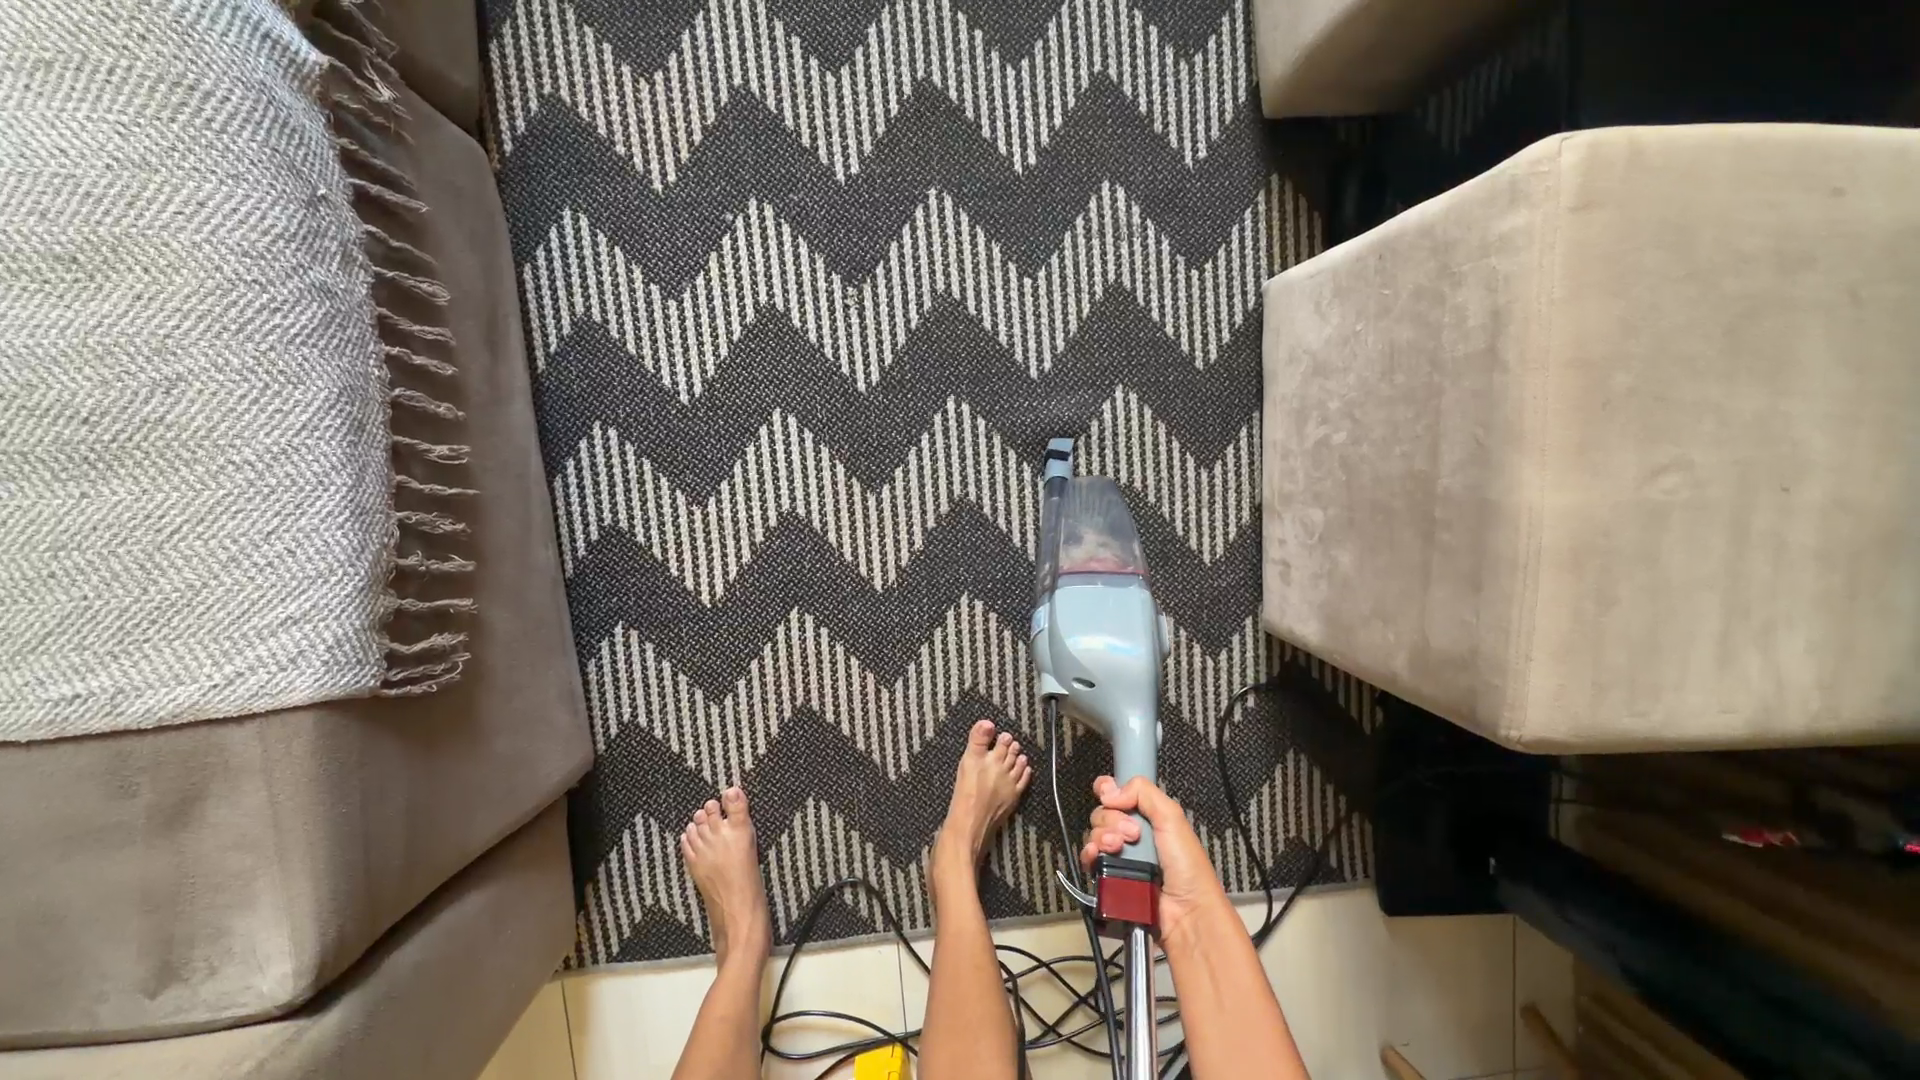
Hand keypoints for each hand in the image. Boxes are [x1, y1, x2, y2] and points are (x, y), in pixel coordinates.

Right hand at [1080, 775, 1228, 941]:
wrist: (1185, 913)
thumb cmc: (1188, 869)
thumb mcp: (1173, 818)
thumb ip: (1144, 793)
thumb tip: (1110, 790)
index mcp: (1149, 817)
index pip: (1119, 793)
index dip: (1109, 790)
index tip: (1110, 795)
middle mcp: (1133, 834)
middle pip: (1104, 812)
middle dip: (1113, 819)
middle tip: (1132, 833)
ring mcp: (1121, 856)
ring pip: (1094, 834)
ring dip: (1103, 836)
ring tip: (1119, 848)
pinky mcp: (1110, 877)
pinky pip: (1089, 858)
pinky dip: (1090, 853)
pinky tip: (1098, 855)